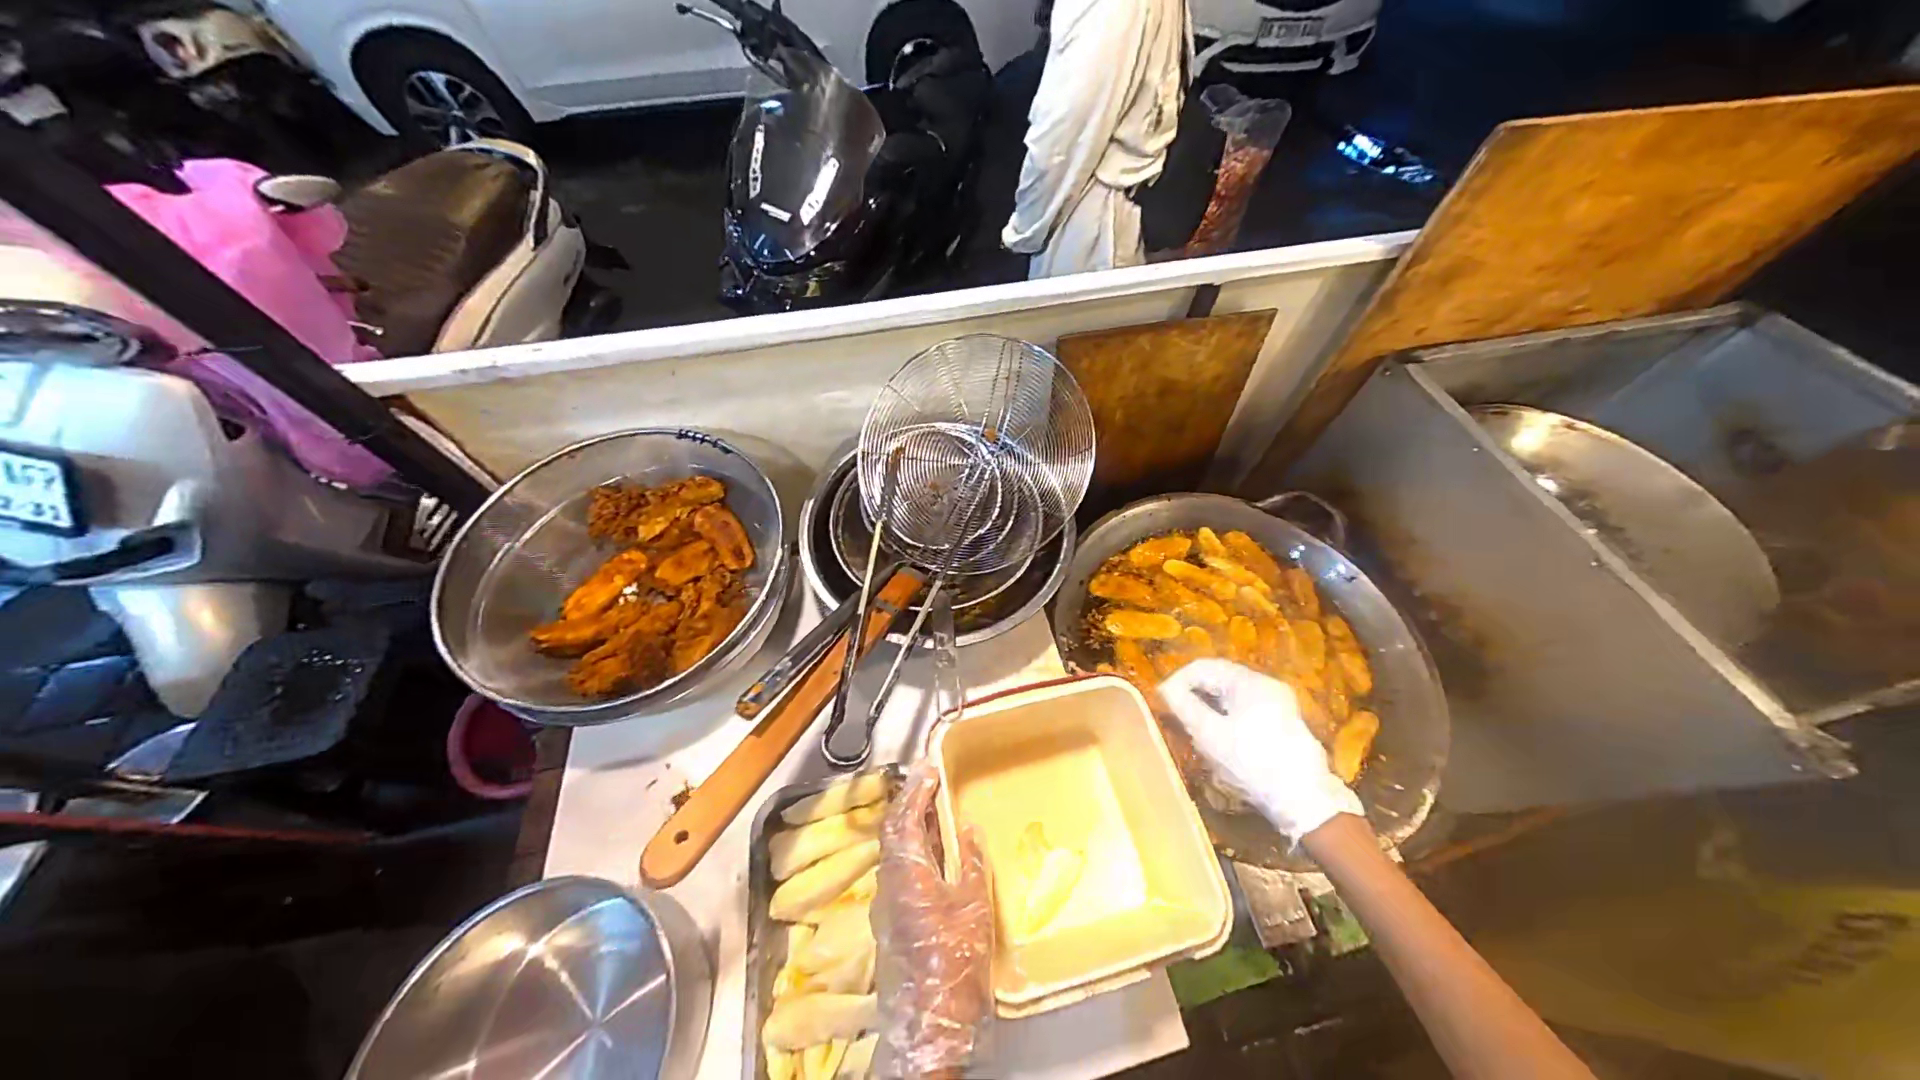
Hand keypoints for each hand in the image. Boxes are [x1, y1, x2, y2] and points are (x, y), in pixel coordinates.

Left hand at [873, 762, 991, 1077]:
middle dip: (911, 804)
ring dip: (912, 826)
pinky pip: (900, 871)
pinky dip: (915, 851)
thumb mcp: (972, 907)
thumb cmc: (954, 961)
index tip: (929, 768)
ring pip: (895, 853)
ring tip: (935, 809)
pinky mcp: (893, 922)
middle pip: (894, 833)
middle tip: (931, 783)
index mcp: (905, 873)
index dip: (915, 790)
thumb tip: (967, 827)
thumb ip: (969, 862)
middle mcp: (888, 884)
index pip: (903, 819)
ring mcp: (887, 905)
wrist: (930, 1025)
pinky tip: (934, 853)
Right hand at [1158, 658, 1362, 843]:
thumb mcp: (1210, 734)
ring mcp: (1278, 704)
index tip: (1162, 700)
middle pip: (1219, 678)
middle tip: (1174, 715)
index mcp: (1250, 682)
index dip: (1178, 680)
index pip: (1204, 666)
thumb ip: (1184, 706)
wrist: (1303, 801)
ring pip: (1231, 695)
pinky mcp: (1282, 722)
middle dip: (1193, 694)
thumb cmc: (1252, 763)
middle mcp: (1267, 685)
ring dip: (1208, 706)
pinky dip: (1225, 716)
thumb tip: (1165, 689)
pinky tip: (1217, 738)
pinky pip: (1244, 708)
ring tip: (1192, 727)